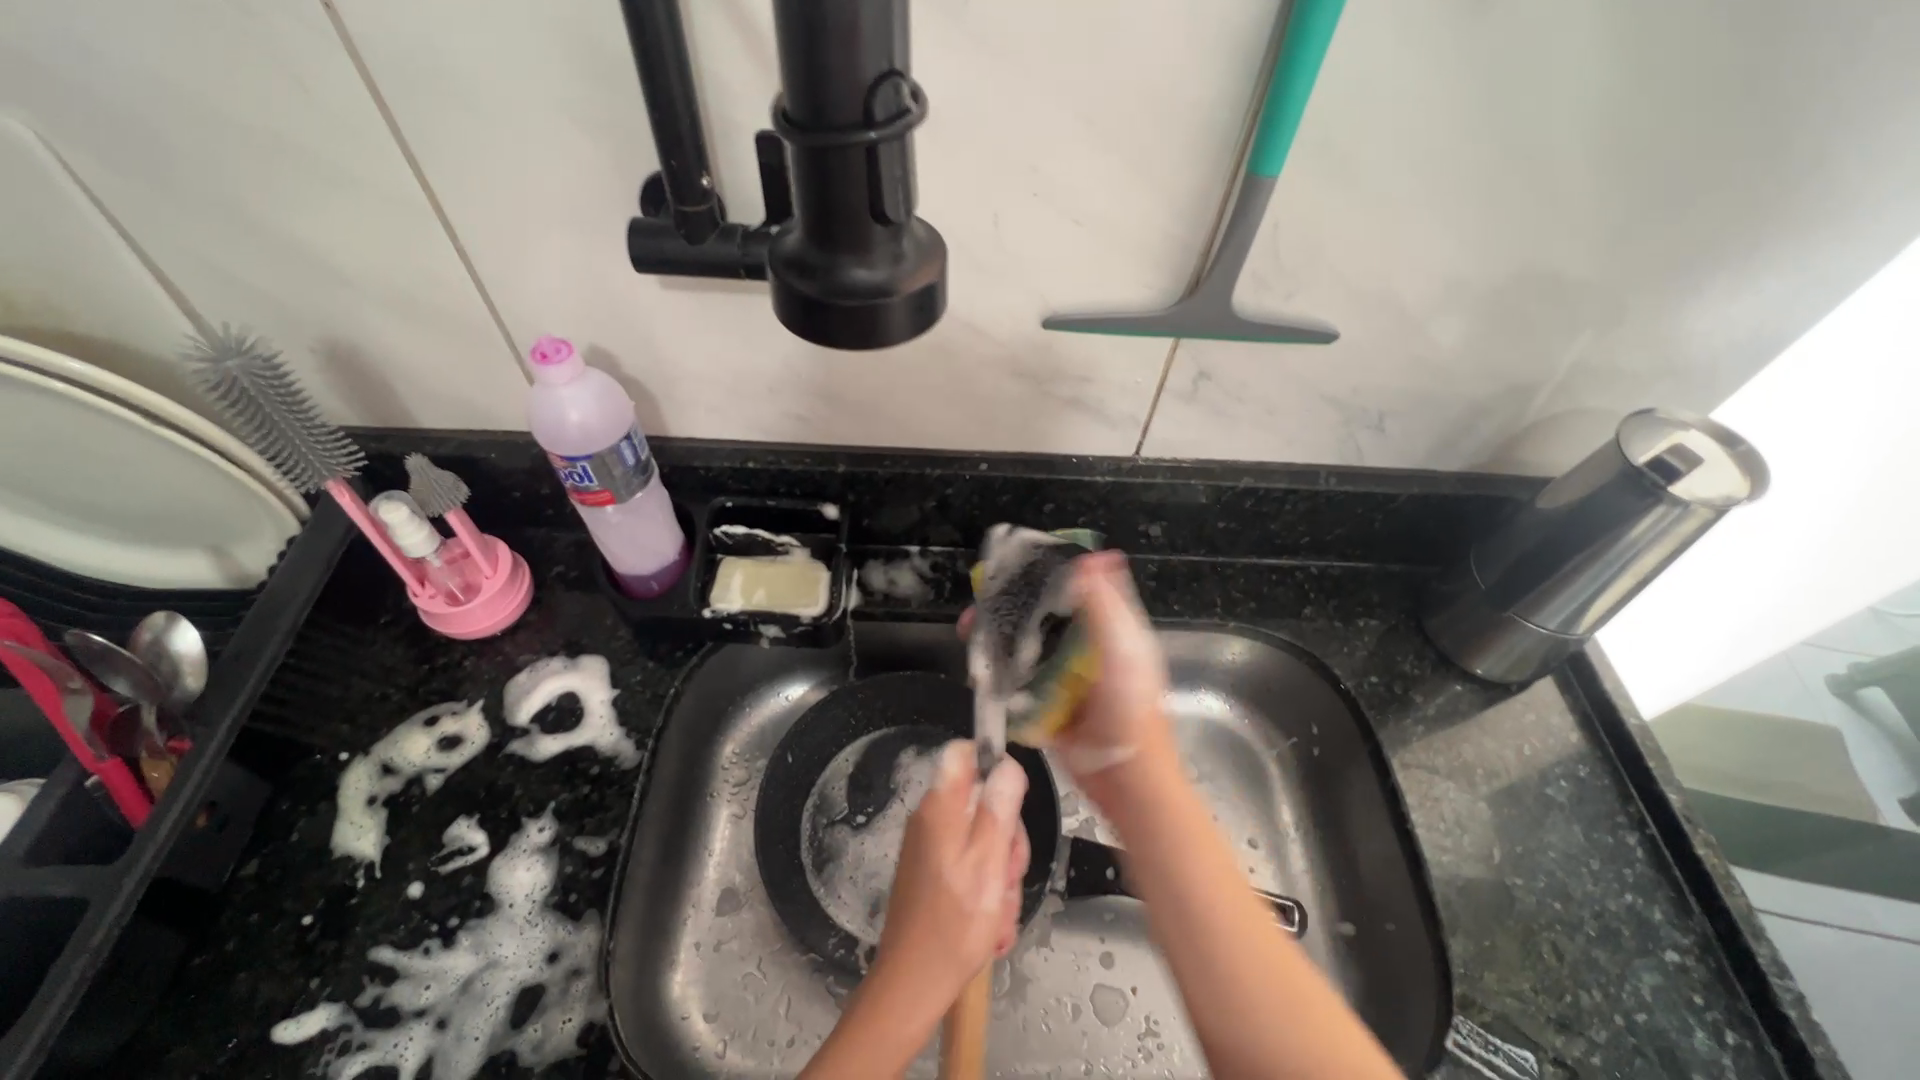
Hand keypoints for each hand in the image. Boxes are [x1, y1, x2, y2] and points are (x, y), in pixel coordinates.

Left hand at [869, 741, 1028, 1015]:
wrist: (913, 983)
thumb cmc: (953, 926)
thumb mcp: (988, 864)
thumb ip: (999, 809)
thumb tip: (1007, 764)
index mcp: (941, 808)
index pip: (966, 754)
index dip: (995, 768)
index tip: (1012, 803)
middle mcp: (932, 819)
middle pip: (984, 802)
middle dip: (1007, 840)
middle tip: (1007, 876)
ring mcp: (931, 846)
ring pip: (985, 840)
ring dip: (1001, 875)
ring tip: (997, 911)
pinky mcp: (934, 872)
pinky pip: (973, 867)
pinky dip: (987, 892)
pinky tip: (989, 922)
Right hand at [959, 551, 1175, 798]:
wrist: (1125, 780)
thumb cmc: (1131, 711)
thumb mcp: (1124, 650)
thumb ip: (1107, 606)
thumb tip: (1096, 556)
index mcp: (1105, 630)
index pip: (1069, 591)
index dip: (1039, 577)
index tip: (1006, 571)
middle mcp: (1081, 650)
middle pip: (1036, 620)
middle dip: (1004, 612)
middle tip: (976, 611)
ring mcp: (1061, 679)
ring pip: (1021, 650)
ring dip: (994, 643)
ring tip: (968, 638)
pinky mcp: (1044, 707)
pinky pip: (1016, 686)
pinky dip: (996, 678)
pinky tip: (978, 674)